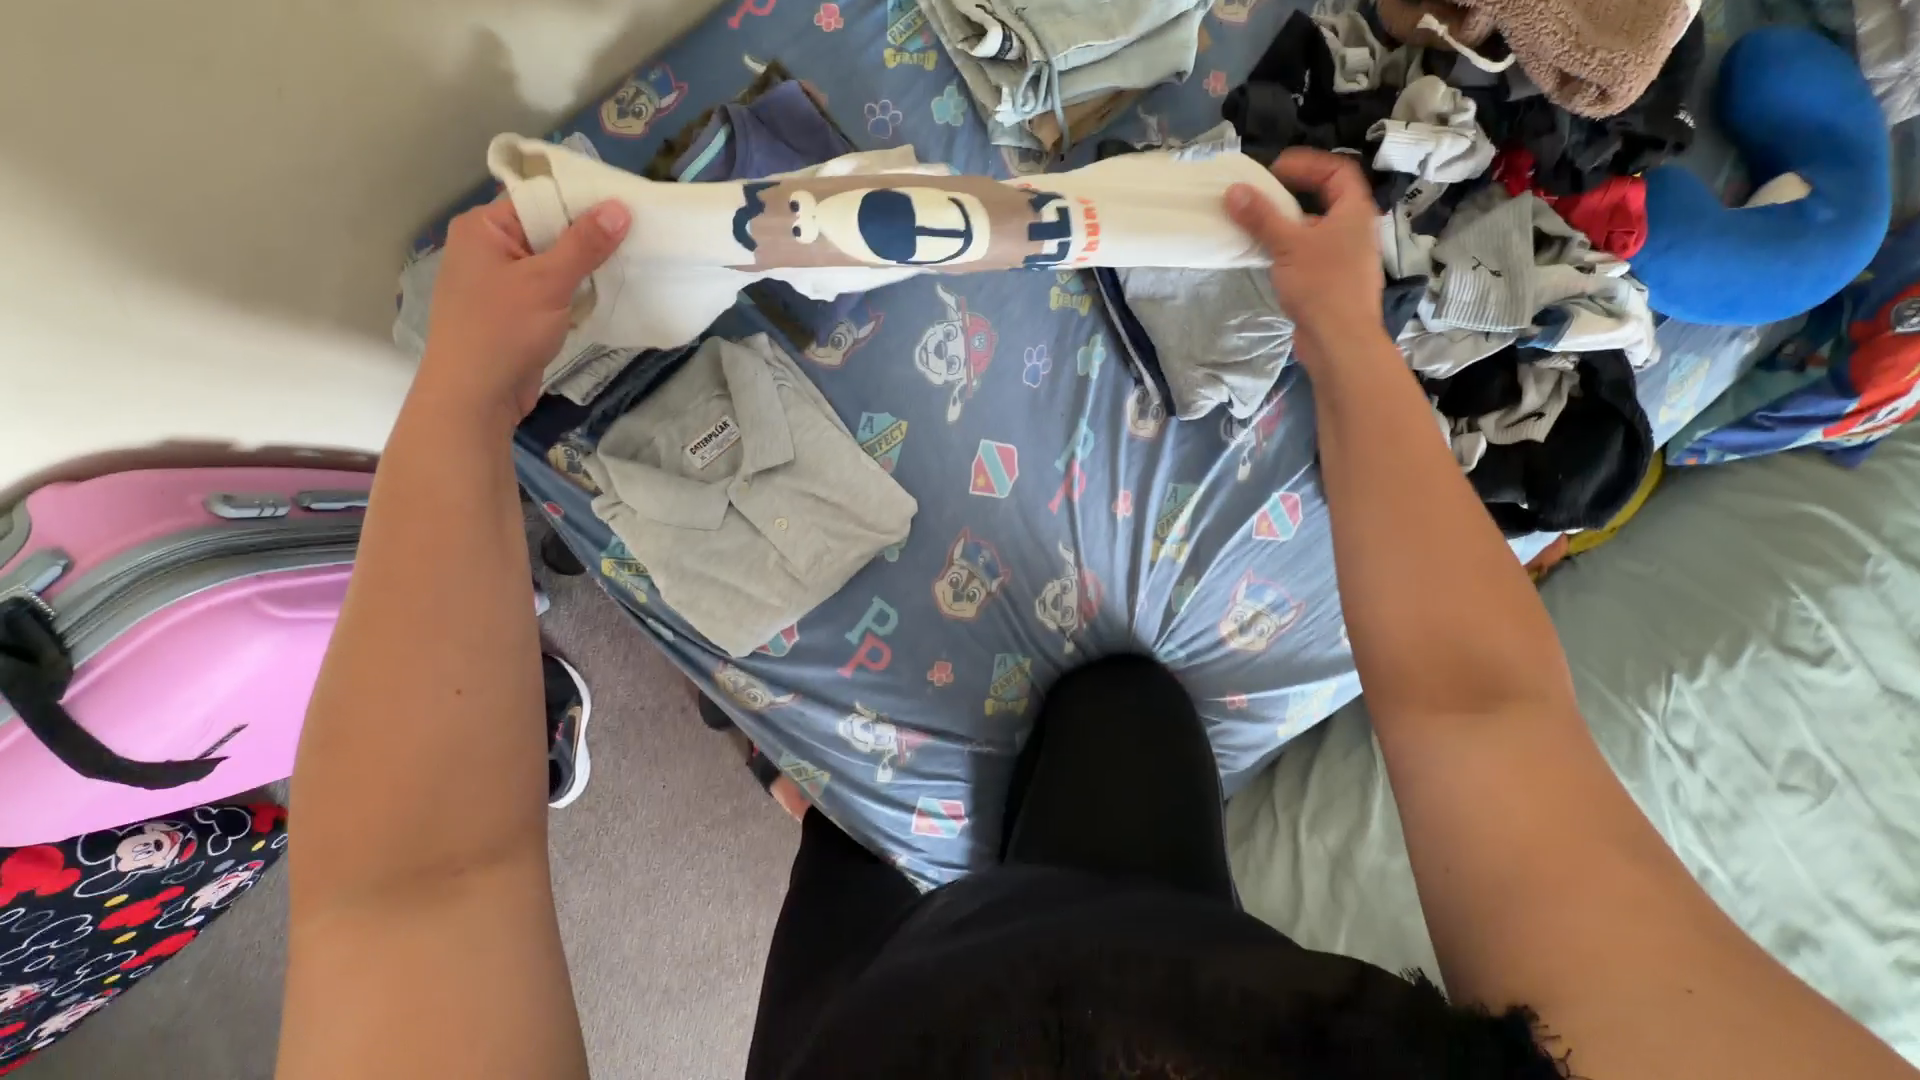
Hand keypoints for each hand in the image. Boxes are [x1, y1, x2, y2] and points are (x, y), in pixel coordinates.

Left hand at [415, 197, 631, 422]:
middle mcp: (486, 248)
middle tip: (634, 240)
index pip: (537, 200)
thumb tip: (619, 208)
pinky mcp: (513, 313)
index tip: (623, 210)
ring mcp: (498, 283)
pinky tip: (601, 298)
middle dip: (586, 240)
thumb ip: (584, 244)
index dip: (579, 203)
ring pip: (551, 264)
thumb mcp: (548, 282)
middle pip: (546, 231)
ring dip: (583, 271)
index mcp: (482, 228)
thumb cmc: (503, 330)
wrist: (475, 394)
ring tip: (625, 267)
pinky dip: (573, 295)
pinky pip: (549, 292)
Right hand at [1225, 148, 1386, 372]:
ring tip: (1257, 226)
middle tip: (1262, 196)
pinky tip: (1267, 259)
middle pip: (1325, 200)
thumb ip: (1261, 217)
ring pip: (1315, 230)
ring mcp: (1346, 258)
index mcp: (1355, 211)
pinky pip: (1309, 255)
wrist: (1339, 340)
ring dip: (1287, 225)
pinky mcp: (1333, 282)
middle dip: (1293, 195)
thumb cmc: (1321, 285)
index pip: (1337, 171)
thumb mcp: (1287, 245)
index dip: (1307, 164)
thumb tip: (1234, 190)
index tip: (1275, 169)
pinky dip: (1289, 250)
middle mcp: (1356, 230)